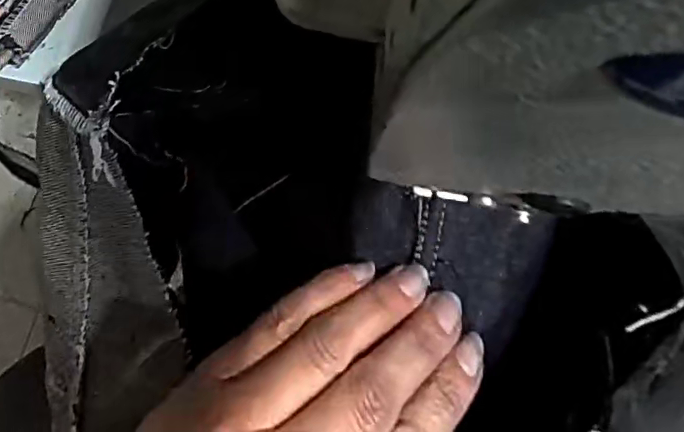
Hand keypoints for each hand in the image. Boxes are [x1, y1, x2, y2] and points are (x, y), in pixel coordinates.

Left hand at [138, 261, 483, 431]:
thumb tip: (421, 413)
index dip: (443, 397)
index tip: (473, 358)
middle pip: (368, 389)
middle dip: (418, 344)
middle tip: (452, 305)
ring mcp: (240, 405)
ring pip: (326, 343)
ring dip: (379, 309)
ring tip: (418, 278)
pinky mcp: (211, 371)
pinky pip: (276, 319)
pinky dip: (320, 291)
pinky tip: (353, 271)